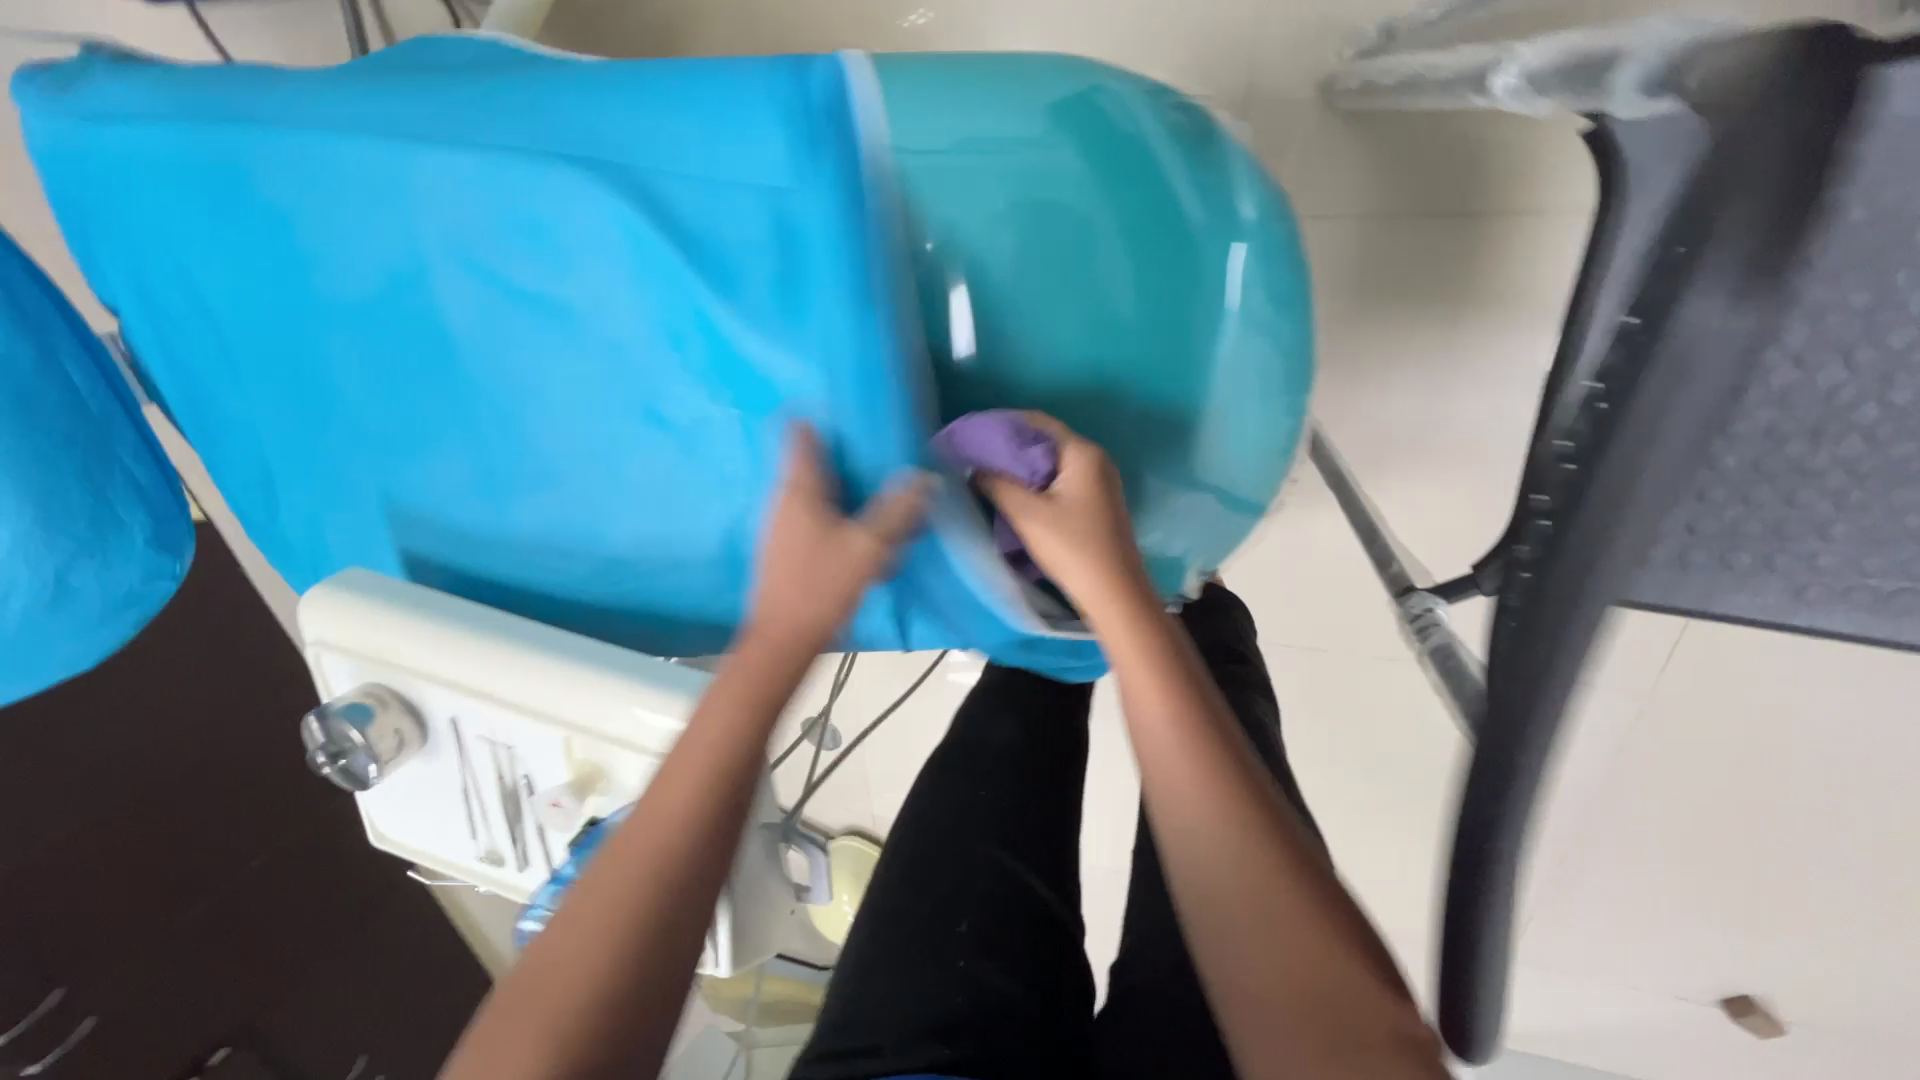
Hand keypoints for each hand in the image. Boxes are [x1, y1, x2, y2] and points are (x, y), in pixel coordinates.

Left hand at [746, 423, 929, 650]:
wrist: (783, 640)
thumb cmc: (822, 585)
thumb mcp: (869, 547)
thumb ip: (898, 510)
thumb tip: (925, 477)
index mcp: (799, 488)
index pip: (802, 434)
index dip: (823, 417)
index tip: (852, 411)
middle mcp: (784, 500)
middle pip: (813, 464)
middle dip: (846, 457)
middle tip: (880, 452)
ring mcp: (781, 526)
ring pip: (817, 495)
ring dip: (846, 491)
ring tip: (881, 493)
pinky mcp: (786, 550)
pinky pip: (816, 520)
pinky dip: (839, 518)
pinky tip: (864, 536)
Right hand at [975, 412, 1154, 620]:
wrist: (1114, 595)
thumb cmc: (1072, 549)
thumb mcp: (1026, 514)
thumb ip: (996, 484)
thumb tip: (972, 467)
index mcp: (1082, 453)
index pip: (1036, 421)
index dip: (1001, 424)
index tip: (971, 434)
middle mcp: (1096, 460)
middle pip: (1045, 441)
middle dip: (1009, 447)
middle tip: (973, 456)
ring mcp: (1100, 482)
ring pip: (1052, 463)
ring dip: (1022, 468)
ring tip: (987, 475)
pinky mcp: (1097, 504)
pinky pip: (1061, 481)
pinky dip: (1037, 483)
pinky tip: (1014, 495)